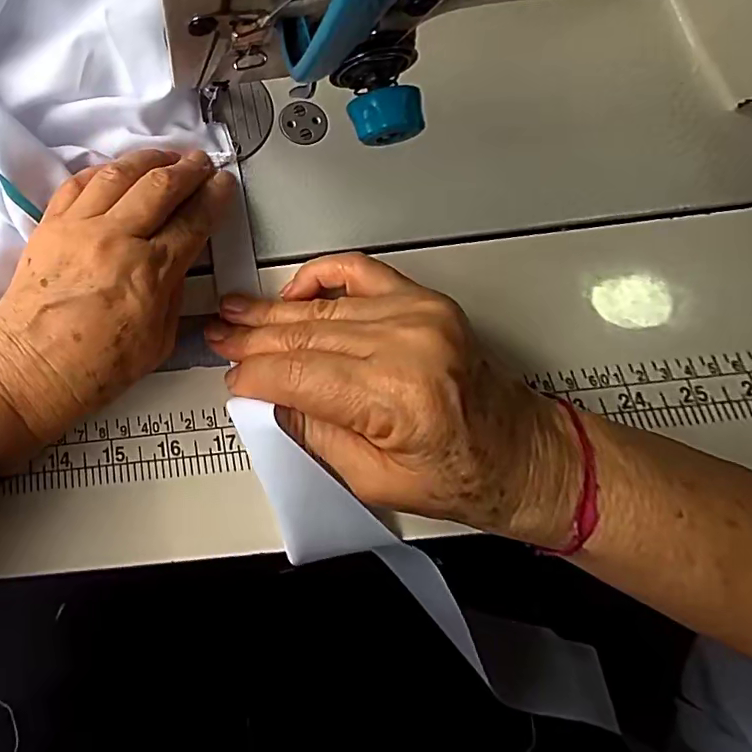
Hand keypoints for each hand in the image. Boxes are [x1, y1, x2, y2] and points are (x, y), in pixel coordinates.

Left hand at [0, 150, 235, 474]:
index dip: (214, 196)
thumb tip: (178, 261)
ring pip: (119, 174)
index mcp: (149, 273)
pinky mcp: (48, 226)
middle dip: (188, 168)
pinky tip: (115, 171)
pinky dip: (101, 171)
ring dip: (147, 159)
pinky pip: (76, 183)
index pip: (193, 219)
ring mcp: (77, 228)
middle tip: (200, 164)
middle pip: (160, 185)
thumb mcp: (157, 343)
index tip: (222, 185)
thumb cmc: (90, 368)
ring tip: (163, 157)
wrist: (28, 368)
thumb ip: (172, 294)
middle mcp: (114, 240)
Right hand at [202, 252, 580, 546]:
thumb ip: (310, 434)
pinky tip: (290, 290)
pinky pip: (355, 271)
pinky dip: (317, 277)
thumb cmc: (469, 476)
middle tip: (219, 339)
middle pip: (299, 337)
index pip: (292, 375)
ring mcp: (414, 316)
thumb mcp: (372, 480)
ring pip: (316, 308)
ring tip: (235, 312)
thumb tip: (268, 398)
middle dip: (250, 341)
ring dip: (269, 312)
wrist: (532, 457)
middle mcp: (405, 347)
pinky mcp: (421, 302)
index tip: (233, 381)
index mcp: (395, 399)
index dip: (252, 377)